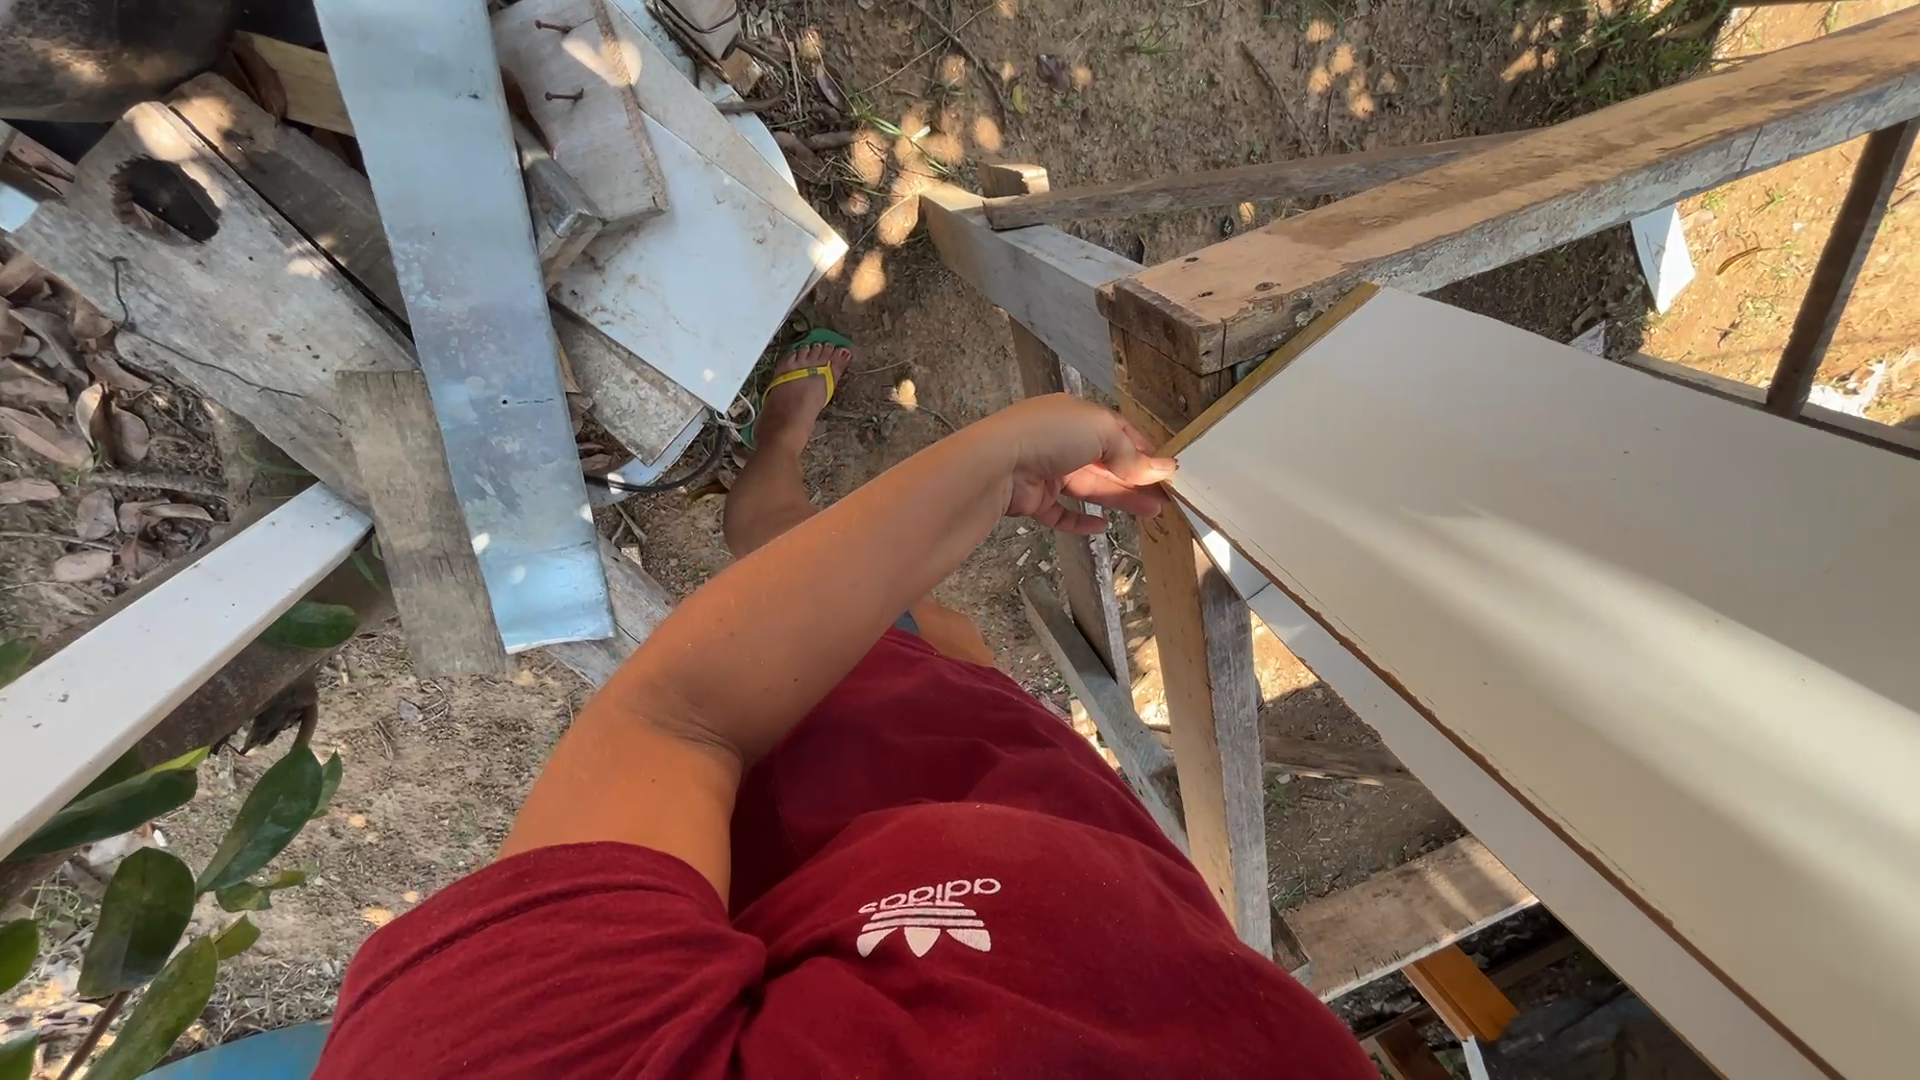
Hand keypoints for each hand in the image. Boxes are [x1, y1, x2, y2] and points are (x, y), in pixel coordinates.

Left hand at [975, 395, 1176, 533]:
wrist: (997, 463)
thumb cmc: (1050, 436)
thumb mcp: (1101, 431)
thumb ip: (1130, 453)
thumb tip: (1159, 468)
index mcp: (1075, 416)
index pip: (1115, 431)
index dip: (1141, 449)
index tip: (1165, 469)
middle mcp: (1060, 441)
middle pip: (1106, 462)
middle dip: (1137, 479)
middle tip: (1165, 497)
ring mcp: (1046, 471)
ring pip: (1089, 488)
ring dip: (1120, 499)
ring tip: (1151, 512)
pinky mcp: (1034, 499)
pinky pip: (1061, 512)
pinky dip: (1081, 521)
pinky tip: (1102, 527)